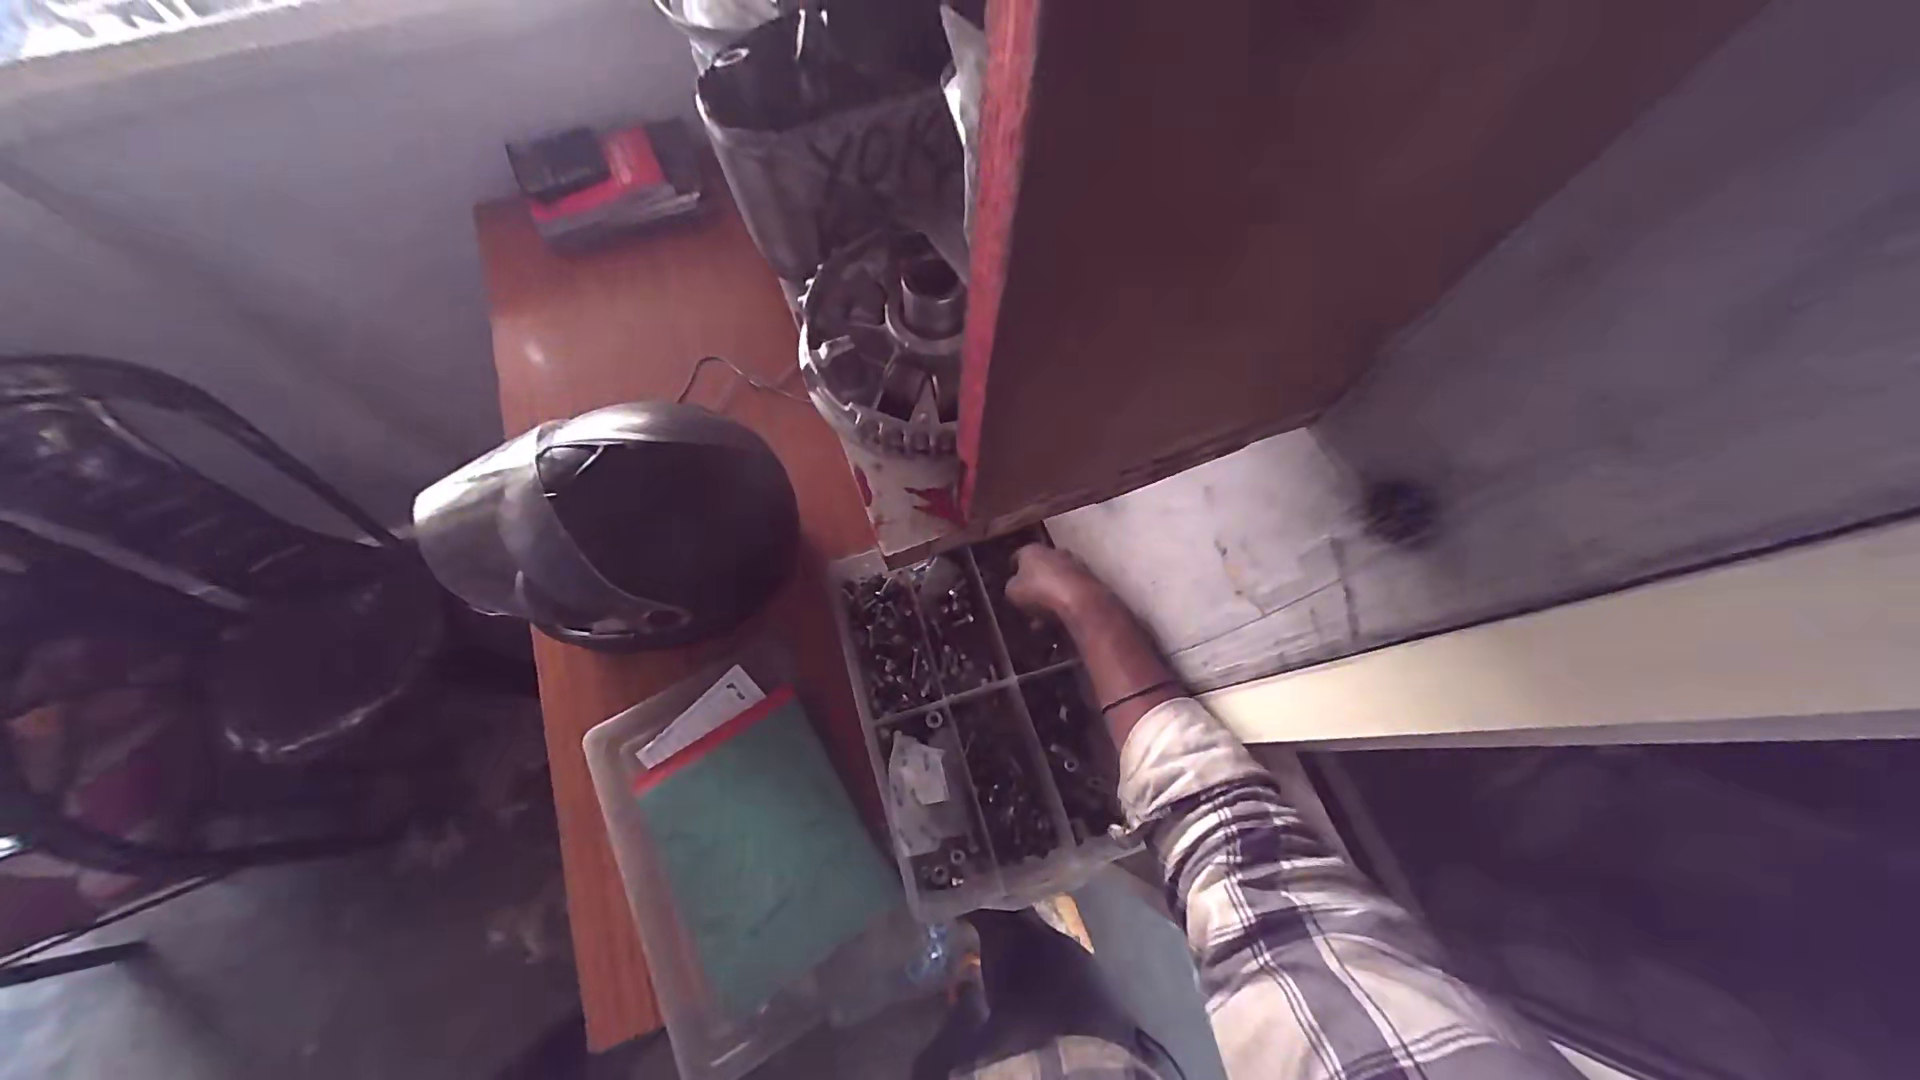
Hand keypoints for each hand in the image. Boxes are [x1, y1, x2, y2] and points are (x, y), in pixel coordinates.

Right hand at [1004, 544, 1101, 621]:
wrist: (1080, 600)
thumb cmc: (1039, 592)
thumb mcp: (1013, 592)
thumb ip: (1012, 586)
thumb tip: (1016, 586)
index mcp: (1032, 550)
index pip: (1018, 557)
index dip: (1013, 570)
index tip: (1011, 583)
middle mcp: (1054, 551)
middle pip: (1039, 568)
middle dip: (1033, 585)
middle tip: (1026, 603)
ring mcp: (1075, 564)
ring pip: (1056, 581)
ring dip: (1049, 597)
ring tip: (1041, 619)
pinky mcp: (1090, 579)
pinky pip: (1070, 591)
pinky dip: (1063, 603)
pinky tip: (1057, 620)